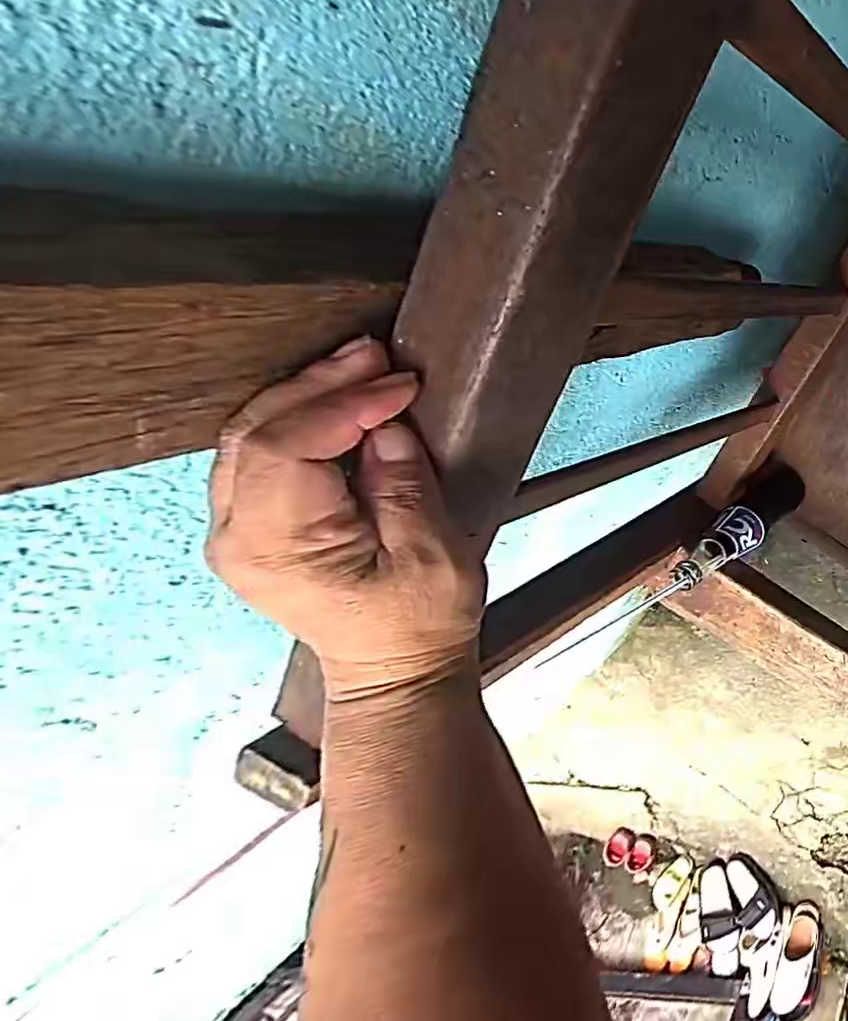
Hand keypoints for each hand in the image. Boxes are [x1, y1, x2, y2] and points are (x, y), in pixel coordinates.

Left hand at [206, 337, 484, 702]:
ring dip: (309, 394)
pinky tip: (342, 401)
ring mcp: (243, 529)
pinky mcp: (264, 524)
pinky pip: (266, 454)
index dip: (344, 405)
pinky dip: (305, 418)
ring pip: (253, 436)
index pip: (288, 448)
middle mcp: (240, 534)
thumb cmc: (422, 621)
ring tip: (363, 366)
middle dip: (320, 385)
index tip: (402, 385)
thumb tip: (390, 431)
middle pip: (257, 432)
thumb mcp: (434, 555)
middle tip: (376, 354)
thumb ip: (406, 488)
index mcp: (279, 545)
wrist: (399, 665)